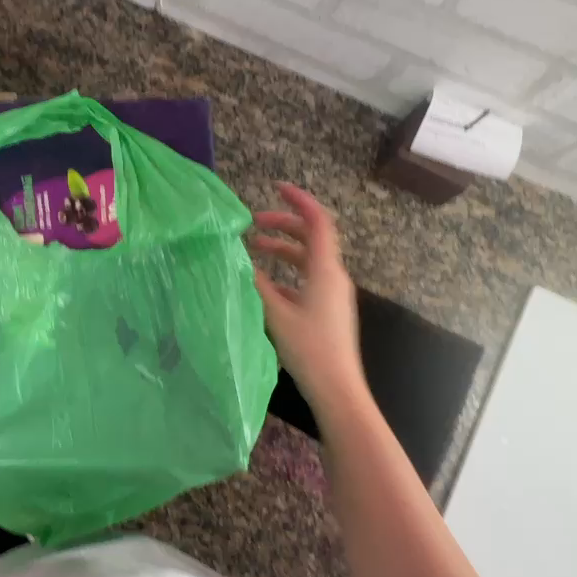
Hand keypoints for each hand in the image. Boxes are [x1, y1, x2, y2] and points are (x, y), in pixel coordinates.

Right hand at [250, 184, 365, 407]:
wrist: (336, 388)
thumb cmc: (309, 349)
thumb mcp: (276, 314)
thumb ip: (258, 285)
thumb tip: (240, 262)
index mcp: (325, 271)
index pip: (317, 222)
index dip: (299, 201)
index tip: (276, 188)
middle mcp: (332, 276)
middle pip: (311, 238)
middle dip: (283, 225)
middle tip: (252, 224)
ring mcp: (331, 294)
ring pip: (307, 260)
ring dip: (281, 249)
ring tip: (252, 249)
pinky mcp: (326, 309)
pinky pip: (305, 279)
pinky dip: (284, 273)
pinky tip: (262, 284)